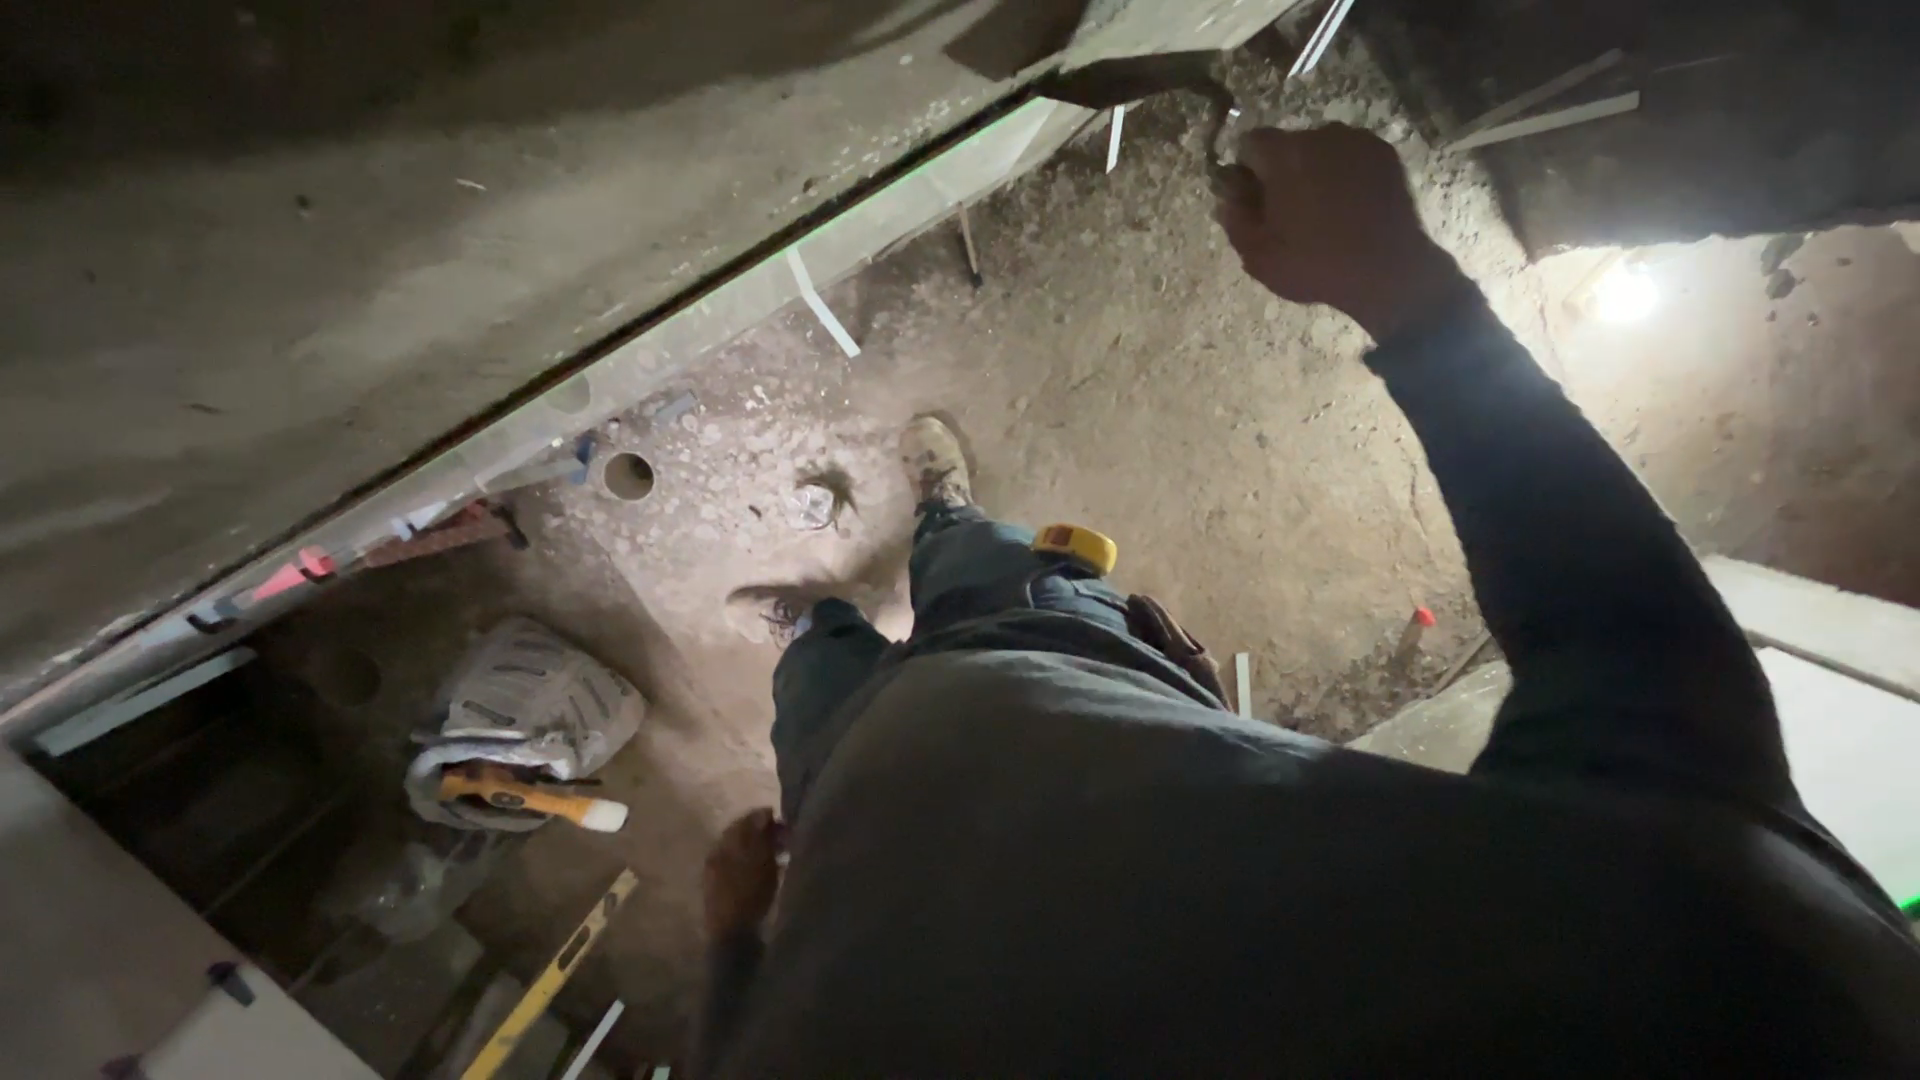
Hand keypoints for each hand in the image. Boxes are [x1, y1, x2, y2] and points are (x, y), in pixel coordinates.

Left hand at [703, 808, 785, 939]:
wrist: (732, 938)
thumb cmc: (749, 896)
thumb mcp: (761, 861)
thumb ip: (761, 834)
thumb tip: (764, 812)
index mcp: (723, 845)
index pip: (745, 820)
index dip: (766, 818)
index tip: (785, 822)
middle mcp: (716, 854)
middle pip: (742, 834)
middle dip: (764, 833)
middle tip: (785, 839)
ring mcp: (715, 873)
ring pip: (741, 850)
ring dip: (760, 848)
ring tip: (780, 855)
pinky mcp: (719, 889)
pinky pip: (739, 866)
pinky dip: (754, 863)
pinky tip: (767, 871)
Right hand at [1214, 124, 1469, 341]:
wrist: (1386, 270)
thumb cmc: (1313, 264)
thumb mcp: (1257, 254)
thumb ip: (1234, 218)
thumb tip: (1227, 197)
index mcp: (1284, 154)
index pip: (1249, 143)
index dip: (1243, 171)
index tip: (1249, 200)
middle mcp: (1321, 134)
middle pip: (1286, 145)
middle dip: (1279, 172)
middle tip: (1284, 214)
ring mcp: (1358, 140)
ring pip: (1319, 150)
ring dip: (1311, 172)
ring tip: (1318, 212)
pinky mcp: (1385, 153)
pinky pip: (1348, 156)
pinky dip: (1341, 174)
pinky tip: (1344, 207)